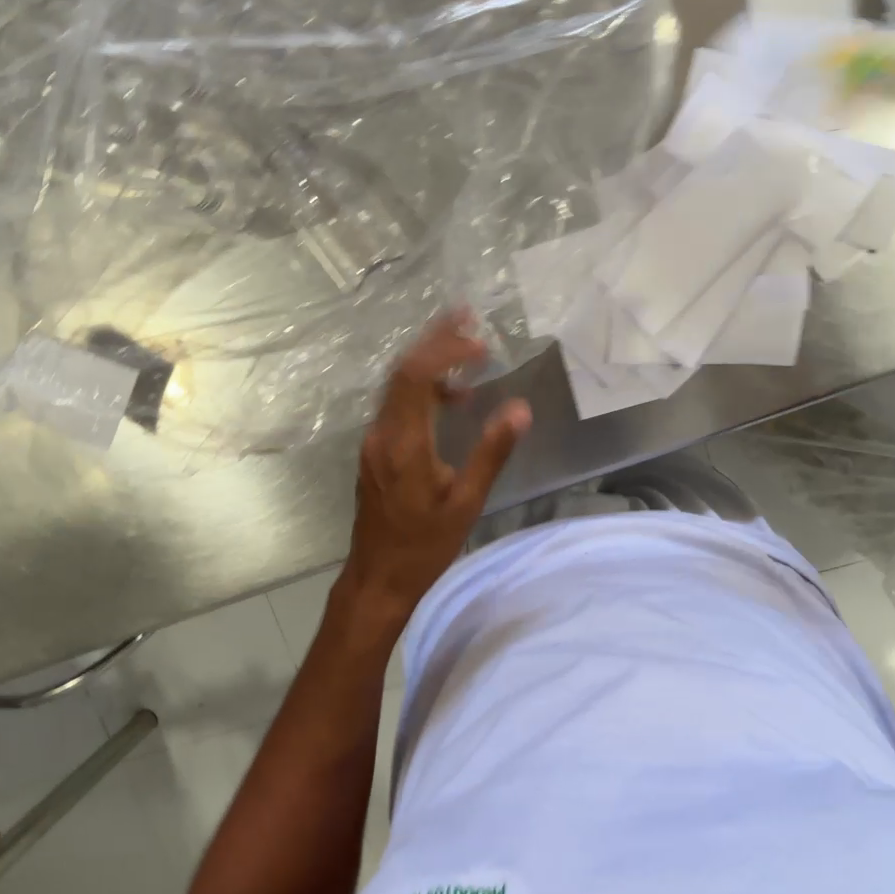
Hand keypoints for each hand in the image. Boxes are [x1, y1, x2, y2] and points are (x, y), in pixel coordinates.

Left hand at [338, 312, 531, 626]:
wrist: (377, 577)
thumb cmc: (424, 546)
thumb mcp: (466, 503)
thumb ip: (491, 453)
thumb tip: (520, 409)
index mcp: (403, 443)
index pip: (416, 376)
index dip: (445, 349)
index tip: (480, 343)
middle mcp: (382, 434)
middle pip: (403, 371)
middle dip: (435, 341)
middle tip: (468, 316)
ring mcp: (374, 442)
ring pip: (397, 386)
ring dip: (429, 362)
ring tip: (467, 349)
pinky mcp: (375, 451)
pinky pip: (396, 405)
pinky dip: (422, 387)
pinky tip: (451, 396)